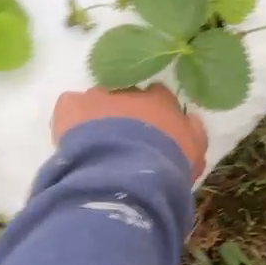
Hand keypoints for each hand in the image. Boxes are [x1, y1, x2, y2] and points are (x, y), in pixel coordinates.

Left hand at [51, 85, 208, 183]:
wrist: (127, 175)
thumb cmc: (167, 166)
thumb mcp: (194, 155)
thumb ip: (194, 134)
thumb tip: (191, 119)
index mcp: (162, 101)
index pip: (161, 97)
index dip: (158, 113)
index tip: (157, 130)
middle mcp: (129, 90)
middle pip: (128, 95)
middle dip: (127, 112)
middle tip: (128, 139)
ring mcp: (98, 95)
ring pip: (99, 100)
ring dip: (101, 116)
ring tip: (100, 144)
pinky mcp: (70, 105)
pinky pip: (72, 107)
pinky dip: (73, 119)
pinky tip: (77, 140)